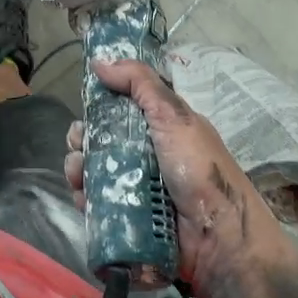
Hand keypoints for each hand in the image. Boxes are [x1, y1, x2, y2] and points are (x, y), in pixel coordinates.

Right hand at [63, 59, 271, 282]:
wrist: (220, 237)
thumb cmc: (198, 168)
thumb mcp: (174, 115)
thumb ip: (139, 82)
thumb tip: (98, 61)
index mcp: (158, 129)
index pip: (118, 111)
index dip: (97, 107)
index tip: (84, 108)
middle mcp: (145, 156)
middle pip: (100, 140)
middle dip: (81, 139)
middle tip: (78, 144)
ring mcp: (135, 189)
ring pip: (93, 171)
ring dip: (77, 168)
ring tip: (78, 174)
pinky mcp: (127, 218)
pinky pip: (95, 204)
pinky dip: (84, 198)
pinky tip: (82, 196)